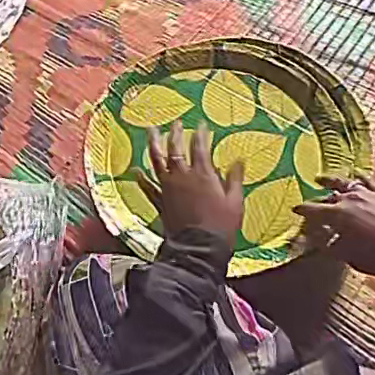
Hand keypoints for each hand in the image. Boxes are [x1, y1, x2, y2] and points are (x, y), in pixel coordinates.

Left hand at [140, 122, 243, 245]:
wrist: (198, 251)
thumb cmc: (221, 226)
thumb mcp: (235, 201)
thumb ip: (234, 179)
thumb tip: (238, 160)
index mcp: (203, 174)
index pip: (200, 146)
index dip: (201, 133)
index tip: (201, 124)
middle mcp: (182, 177)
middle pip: (176, 149)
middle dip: (176, 133)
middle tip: (175, 123)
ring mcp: (168, 188)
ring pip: (157, 161)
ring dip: (154, 145)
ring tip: (151, 132)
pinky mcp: (160, 202)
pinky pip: (148, 187)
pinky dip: (141, 178)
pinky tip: (136, 170)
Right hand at [294, 177, 374, 280]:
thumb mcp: (352, 256)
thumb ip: (334, 247)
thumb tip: (323, 242)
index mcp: (339, 214)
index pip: (313, 210)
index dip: (303, 211)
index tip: (295, 210)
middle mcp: (351, 198)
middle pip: (328, 197)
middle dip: (317, 201)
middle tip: (310, 205)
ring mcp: (368, 193)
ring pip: (345, 184)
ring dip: (331, 182)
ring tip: (321, 178)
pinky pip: (367, 181)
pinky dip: (359, 178)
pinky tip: (356, 176)